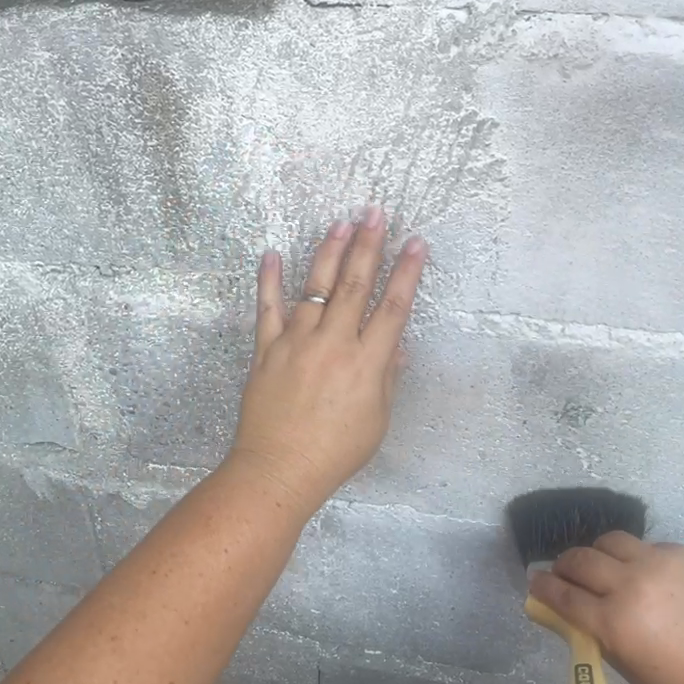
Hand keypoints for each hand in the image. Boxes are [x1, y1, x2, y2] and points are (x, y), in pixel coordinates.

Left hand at [226, 208, 427, 511]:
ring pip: (316, 287)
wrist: (278, 470)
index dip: (407, 272)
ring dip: (329, 252)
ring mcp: (297, 342)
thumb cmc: (335, 451)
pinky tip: (273, 254)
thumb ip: (387, 377)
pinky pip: (268, 308)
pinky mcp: (267, 348)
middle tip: (375, 213)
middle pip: (355, 285)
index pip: (393, 307)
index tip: (416, 243)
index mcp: (366, 362)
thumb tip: (397, 343)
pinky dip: (269, 280)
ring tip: (340, 223)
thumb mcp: (376, 420)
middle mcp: (333, 343)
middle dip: (368, 245)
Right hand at [528, 533, 683, 683]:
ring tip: (602, 565)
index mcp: (616, 622)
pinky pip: (646, 545)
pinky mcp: (682, 551)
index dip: (543, 587)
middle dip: (564, 565)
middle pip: (579, 559)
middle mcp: (631, 583)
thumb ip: (596, 636)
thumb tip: (565, 612)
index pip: (563, 595)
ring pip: (609, 541)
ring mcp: (658, 561)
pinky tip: (647, 574)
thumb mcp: (632, 670)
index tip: (535, 582)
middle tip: (562, 572)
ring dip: (597, 553)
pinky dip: (636, 557)